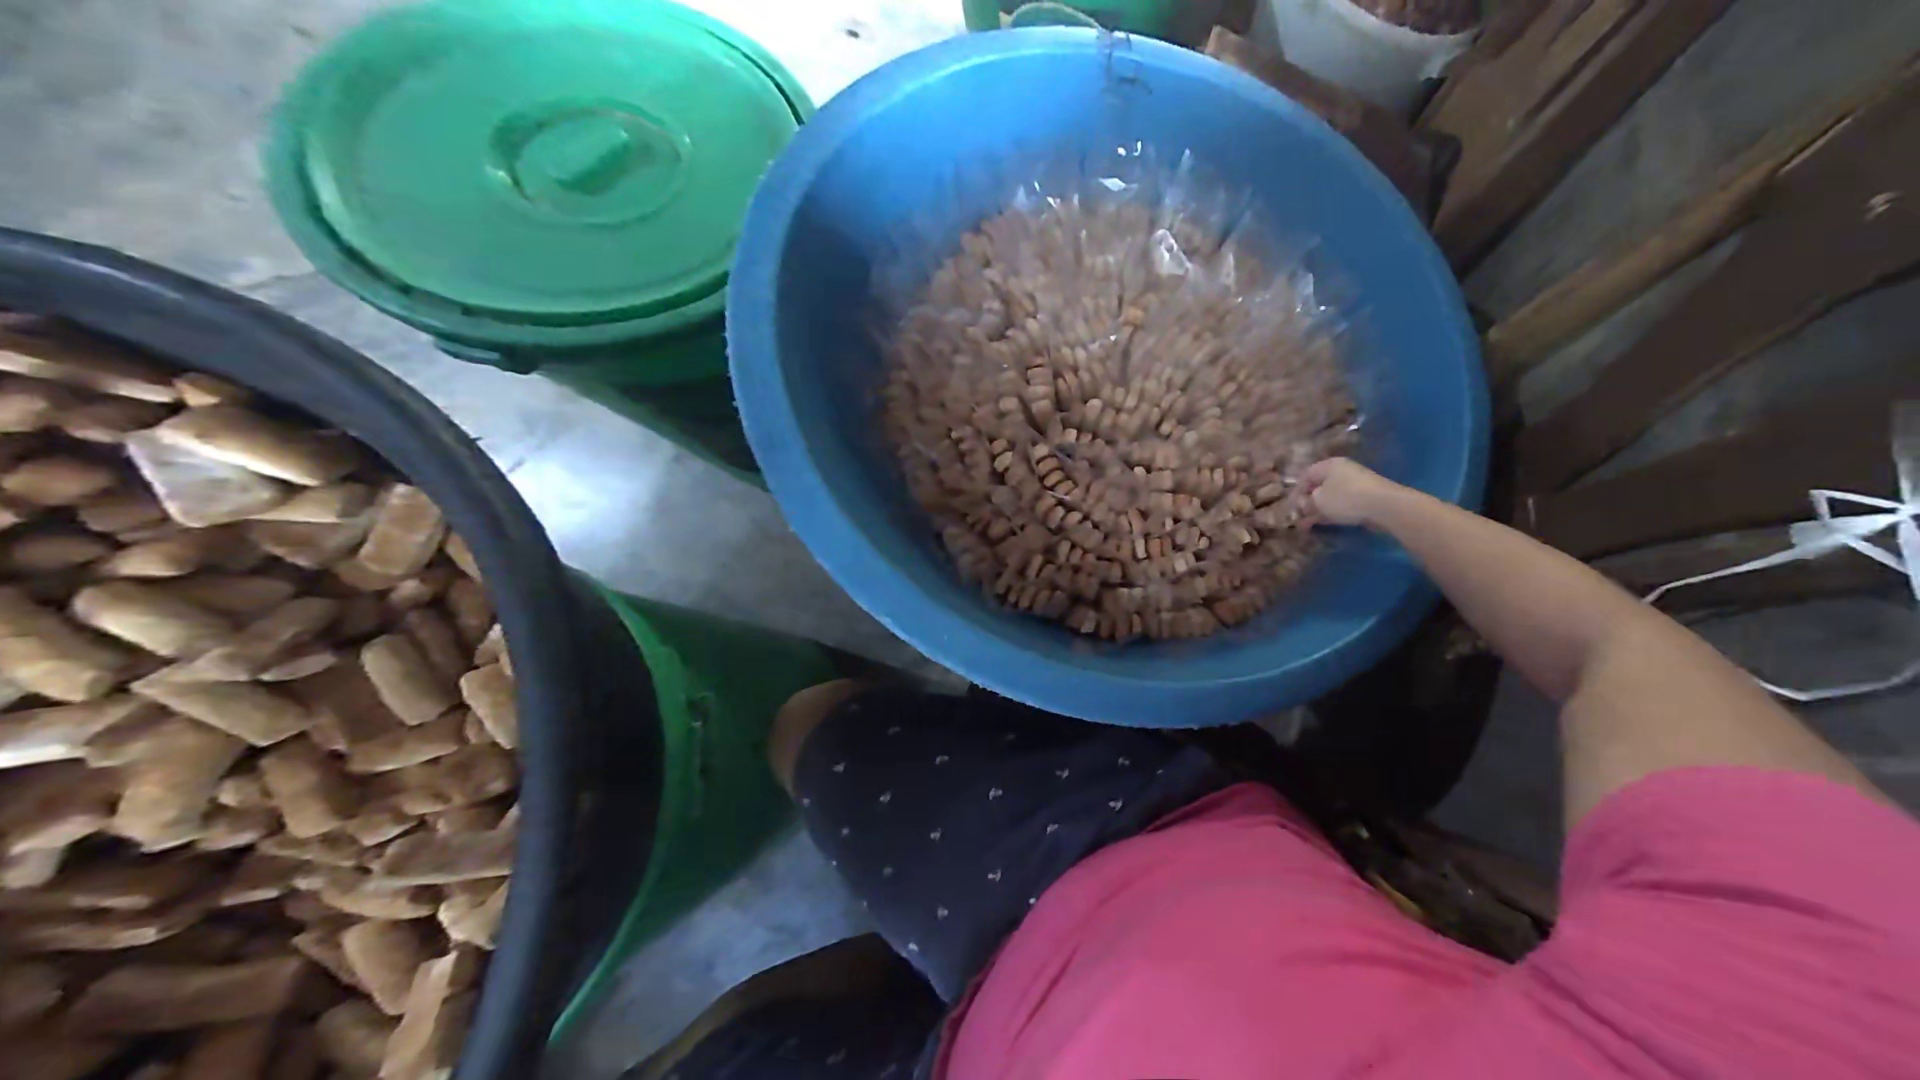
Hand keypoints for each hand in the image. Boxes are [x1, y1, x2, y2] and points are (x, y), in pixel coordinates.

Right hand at [1297, 458, 1398, 527]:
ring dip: (1318, 509)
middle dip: (1307, 502)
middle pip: (1318, 486)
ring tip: (1309, 524)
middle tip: (1299, 517)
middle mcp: (1341, 471)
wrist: (1385, 506)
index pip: (1305, 476)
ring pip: (1330, 496)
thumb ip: (1306, 503)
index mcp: (1328, 465)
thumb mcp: (1318, 501)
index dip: (1295, 492)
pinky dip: (1332, 512)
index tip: (1290, 508)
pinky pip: (1342, 503)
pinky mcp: (1364, 496)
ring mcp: (1355, 483)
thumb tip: (1303, 505)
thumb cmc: (1346, 498)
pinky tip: (1325, 522)